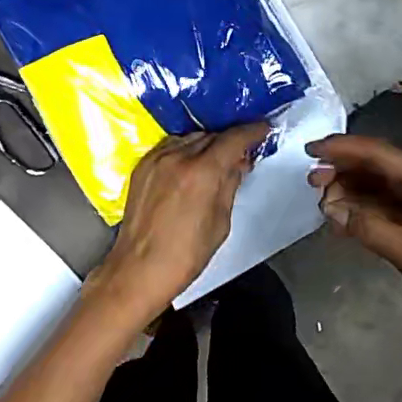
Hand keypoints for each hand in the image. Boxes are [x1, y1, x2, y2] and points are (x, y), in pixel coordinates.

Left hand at [92, 123, 270, 317]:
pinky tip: (192, 165)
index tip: (264, 129)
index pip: (234, 138)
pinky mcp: (142, 167)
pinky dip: (187, 150)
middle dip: (230, 142)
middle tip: (242, 155)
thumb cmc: (185, 255)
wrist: (137, 271)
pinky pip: (172, 146)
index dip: (252, 132)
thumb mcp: (221, 220)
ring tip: (217, 160)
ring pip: (192, 137)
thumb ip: (230, 184)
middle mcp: (178, 158)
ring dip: (208, 144)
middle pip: (213, 135)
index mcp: (202, 172)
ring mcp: (156, 160)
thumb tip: (237, 164)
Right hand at [307, 135, 401, 324]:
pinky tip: (336, 217)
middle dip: (340, 167)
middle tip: (311, 181)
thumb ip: (371, 229)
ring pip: (371, 181)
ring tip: (321, 202)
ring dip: (345, 187)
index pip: (379, 154)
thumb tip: (332, 207)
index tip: (312, 150)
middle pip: (373, 163)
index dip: (344, 148)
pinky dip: (354, 205)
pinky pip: (375, 201)